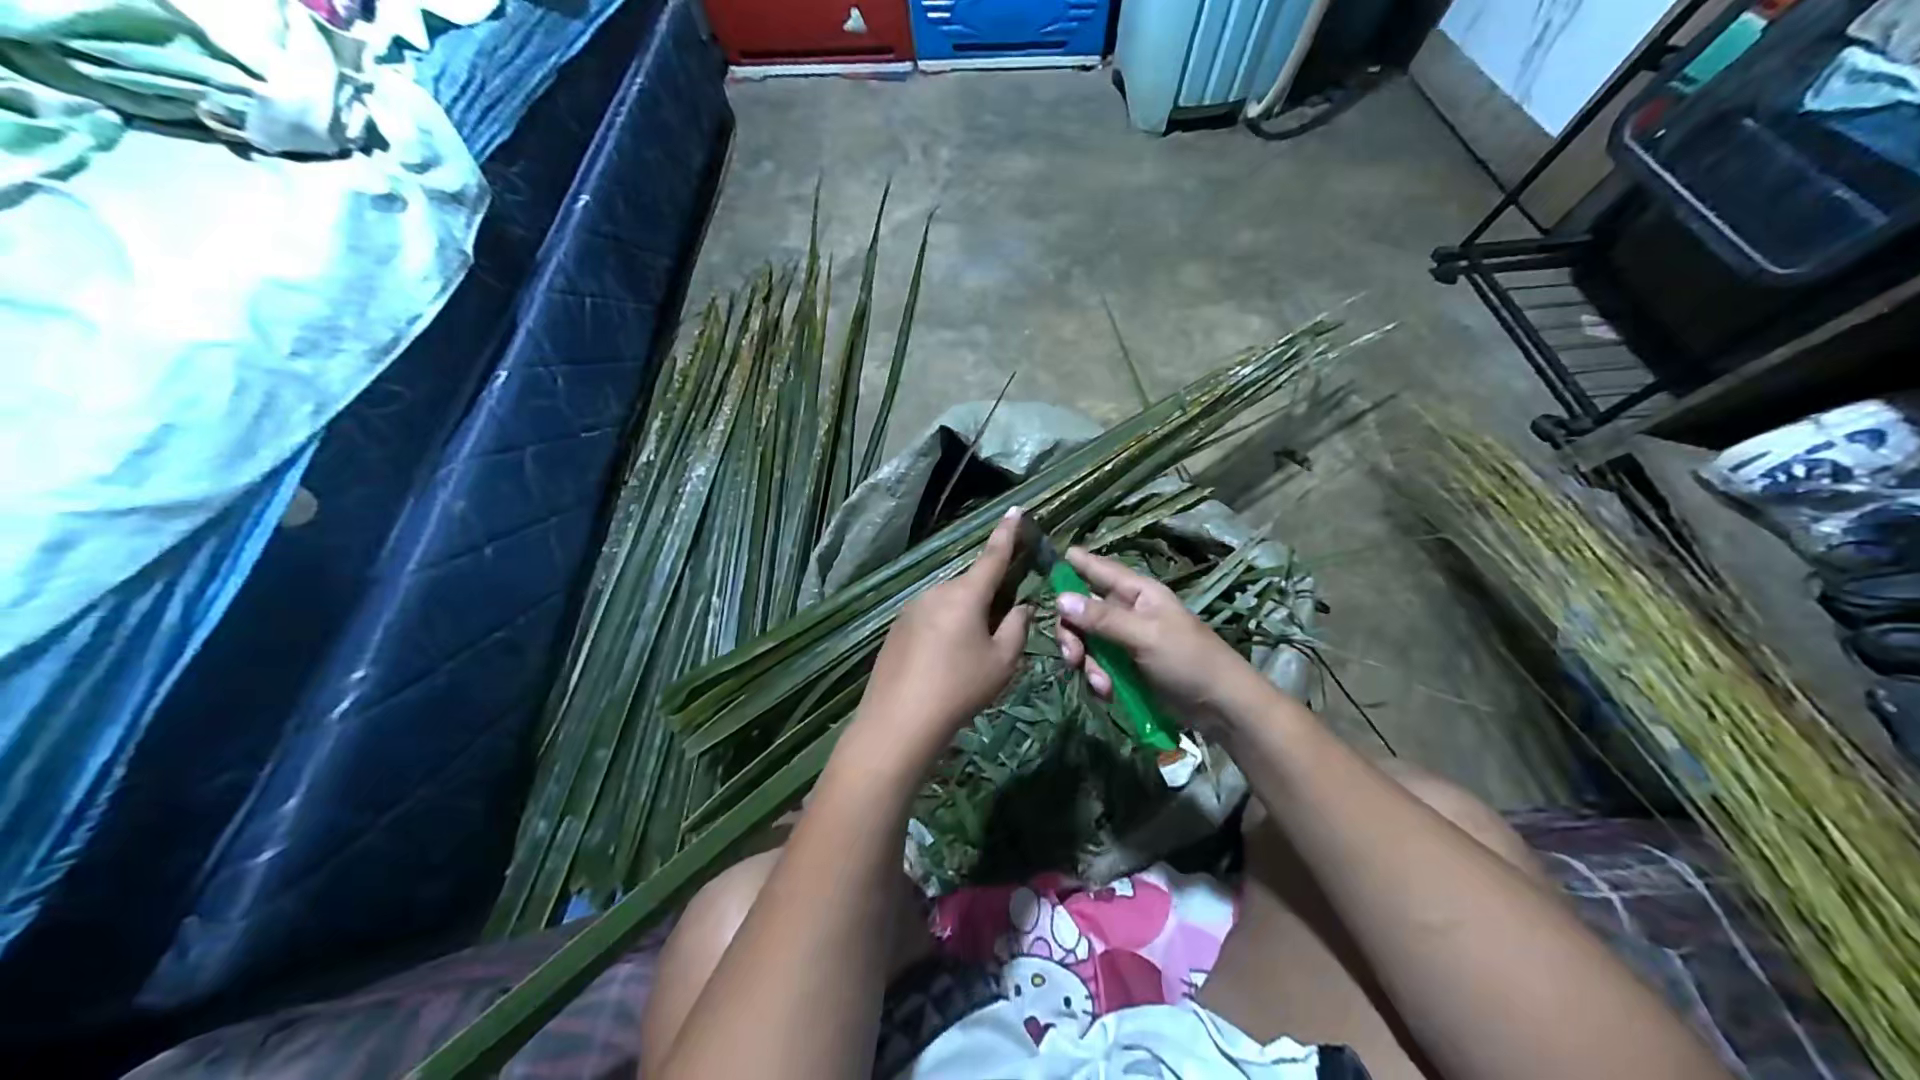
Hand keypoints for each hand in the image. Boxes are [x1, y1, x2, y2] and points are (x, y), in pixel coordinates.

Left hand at [839, 508, 1033, 779]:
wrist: (899, 721)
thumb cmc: (960, 688)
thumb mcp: (1003, 661)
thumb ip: (1018, 627)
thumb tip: (1020, 607)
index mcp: (965, 593)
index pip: (992, 556)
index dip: (1007, 533)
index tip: (1014, 510)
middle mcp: (936, 592)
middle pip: (971, 586)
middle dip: (988, 599)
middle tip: (999, 633)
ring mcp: (912, 609)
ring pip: (950, 604)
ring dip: (964, 617)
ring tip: (968, 658)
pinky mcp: (897, 628)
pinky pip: (930, 618)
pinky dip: (944, 630)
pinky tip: (943, 664)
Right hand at [1054, 547, 1275, 737]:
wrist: (1220, 707)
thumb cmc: (1189, 660)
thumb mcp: (1144, 636)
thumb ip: (1102, 619)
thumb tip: (1060, 598)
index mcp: (1138, 593)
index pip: (1099, 569)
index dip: (1075, 564)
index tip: (1048, 561)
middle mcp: (1127, 612)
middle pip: (1081, 611)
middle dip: (1073, 635)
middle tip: (1073, 657)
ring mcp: (1125, 641)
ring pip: (1086, 642)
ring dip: (1087, 664)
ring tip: (1101, 685)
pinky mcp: (1125, 668)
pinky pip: (1097, 666)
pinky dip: (1098, 680)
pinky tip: (1108, 693)